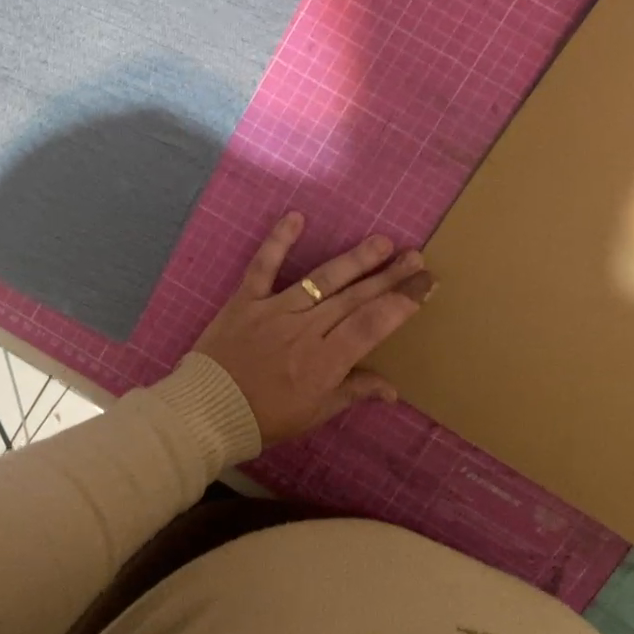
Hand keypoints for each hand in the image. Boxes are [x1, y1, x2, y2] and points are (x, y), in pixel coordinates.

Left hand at [191, 212, 433, 445]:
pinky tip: (296, 216)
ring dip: (354, 260)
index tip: (426, 284)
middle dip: (389, 277)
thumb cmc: (265, 417)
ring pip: (321, 280)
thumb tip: (393, 389)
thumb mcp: (314, 414)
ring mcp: (275, 310)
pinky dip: (278, 240)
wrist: (206, 410)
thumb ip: (353, 392)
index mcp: (325, 362)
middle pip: (354, 298)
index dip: (402, 303)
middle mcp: (305, 330)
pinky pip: (264, 265)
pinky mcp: (246, 299)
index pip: (372, 325)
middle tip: (417, 257)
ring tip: (382, 242)